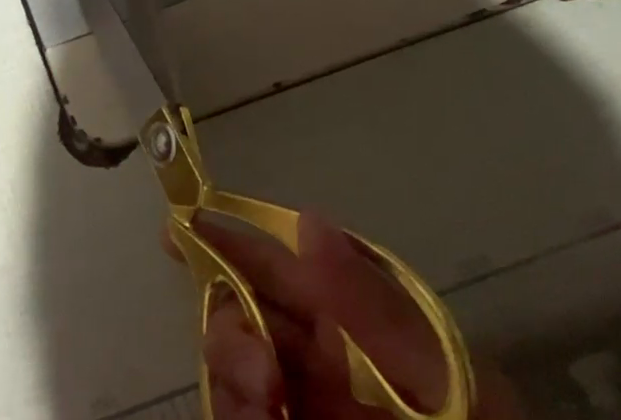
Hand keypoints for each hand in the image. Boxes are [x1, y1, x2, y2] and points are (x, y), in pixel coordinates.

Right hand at [179, 213, 522, 419]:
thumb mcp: (437, 377)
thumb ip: (371, 304)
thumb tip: (309, 219)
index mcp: (363, 322)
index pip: (287, 265)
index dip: (233, 239)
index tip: (183, 225)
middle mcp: (324, 355)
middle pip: (247, 309)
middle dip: (231, 321)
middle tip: (260, 370)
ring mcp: (302, 399)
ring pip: (232, 361)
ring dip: (232, 370)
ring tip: (264, 404)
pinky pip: (233, 408)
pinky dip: (232, 408)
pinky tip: (255, 417)